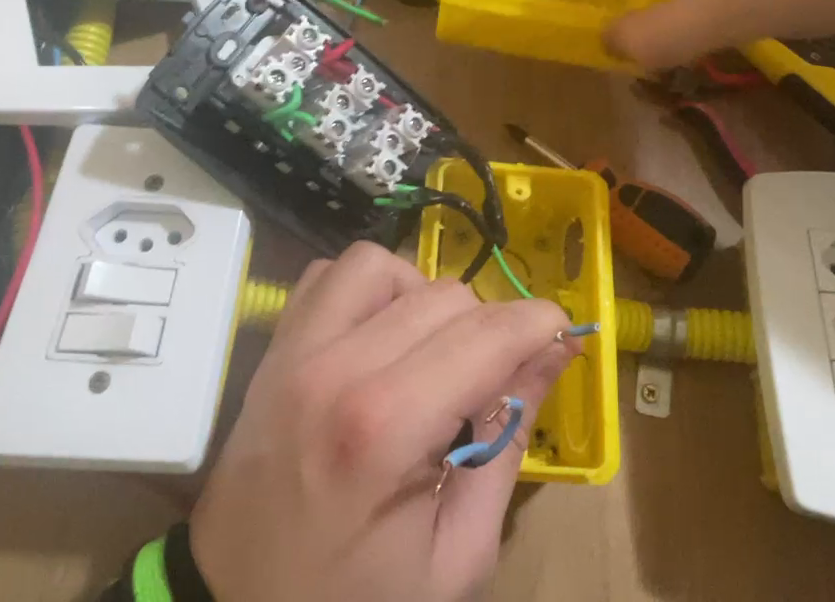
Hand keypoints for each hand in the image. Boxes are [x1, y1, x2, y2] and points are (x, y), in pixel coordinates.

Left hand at [190, 243, 576, 601]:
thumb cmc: (358, 597)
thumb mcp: (457, 552)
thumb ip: (507, 442)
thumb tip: (554, 355)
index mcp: (384, 428)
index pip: (486, 335)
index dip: (540, 326)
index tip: (562, 338)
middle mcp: (334, 369)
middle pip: (443, 296)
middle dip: (490, 326)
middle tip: (494, 378)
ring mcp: (293, 351)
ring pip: (382, 265)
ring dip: (423, 296)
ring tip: (433, 351)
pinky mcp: (272, 349)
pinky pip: (326, 275)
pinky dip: (368, 289)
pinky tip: (381, 335)